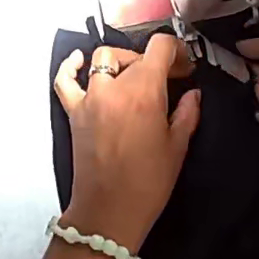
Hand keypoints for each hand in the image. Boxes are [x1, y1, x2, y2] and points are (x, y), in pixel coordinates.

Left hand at [54, 35, 201, 252]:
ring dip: (122, 60)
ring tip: (134, 75)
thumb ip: (187, 114)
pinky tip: (80, 61)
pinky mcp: (74, 112)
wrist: (109, 211)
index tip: (184, 66)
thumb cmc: (148, 183)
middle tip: (169, 79)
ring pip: (103, 59)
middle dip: (155, 62)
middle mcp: (115, 88)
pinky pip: (65, 80)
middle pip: (135, 55)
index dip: (177, 51)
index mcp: (145, 92)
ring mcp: (90, 98)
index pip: (160, 47)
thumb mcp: (178, 147)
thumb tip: (193, 94)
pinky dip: (71, 66)